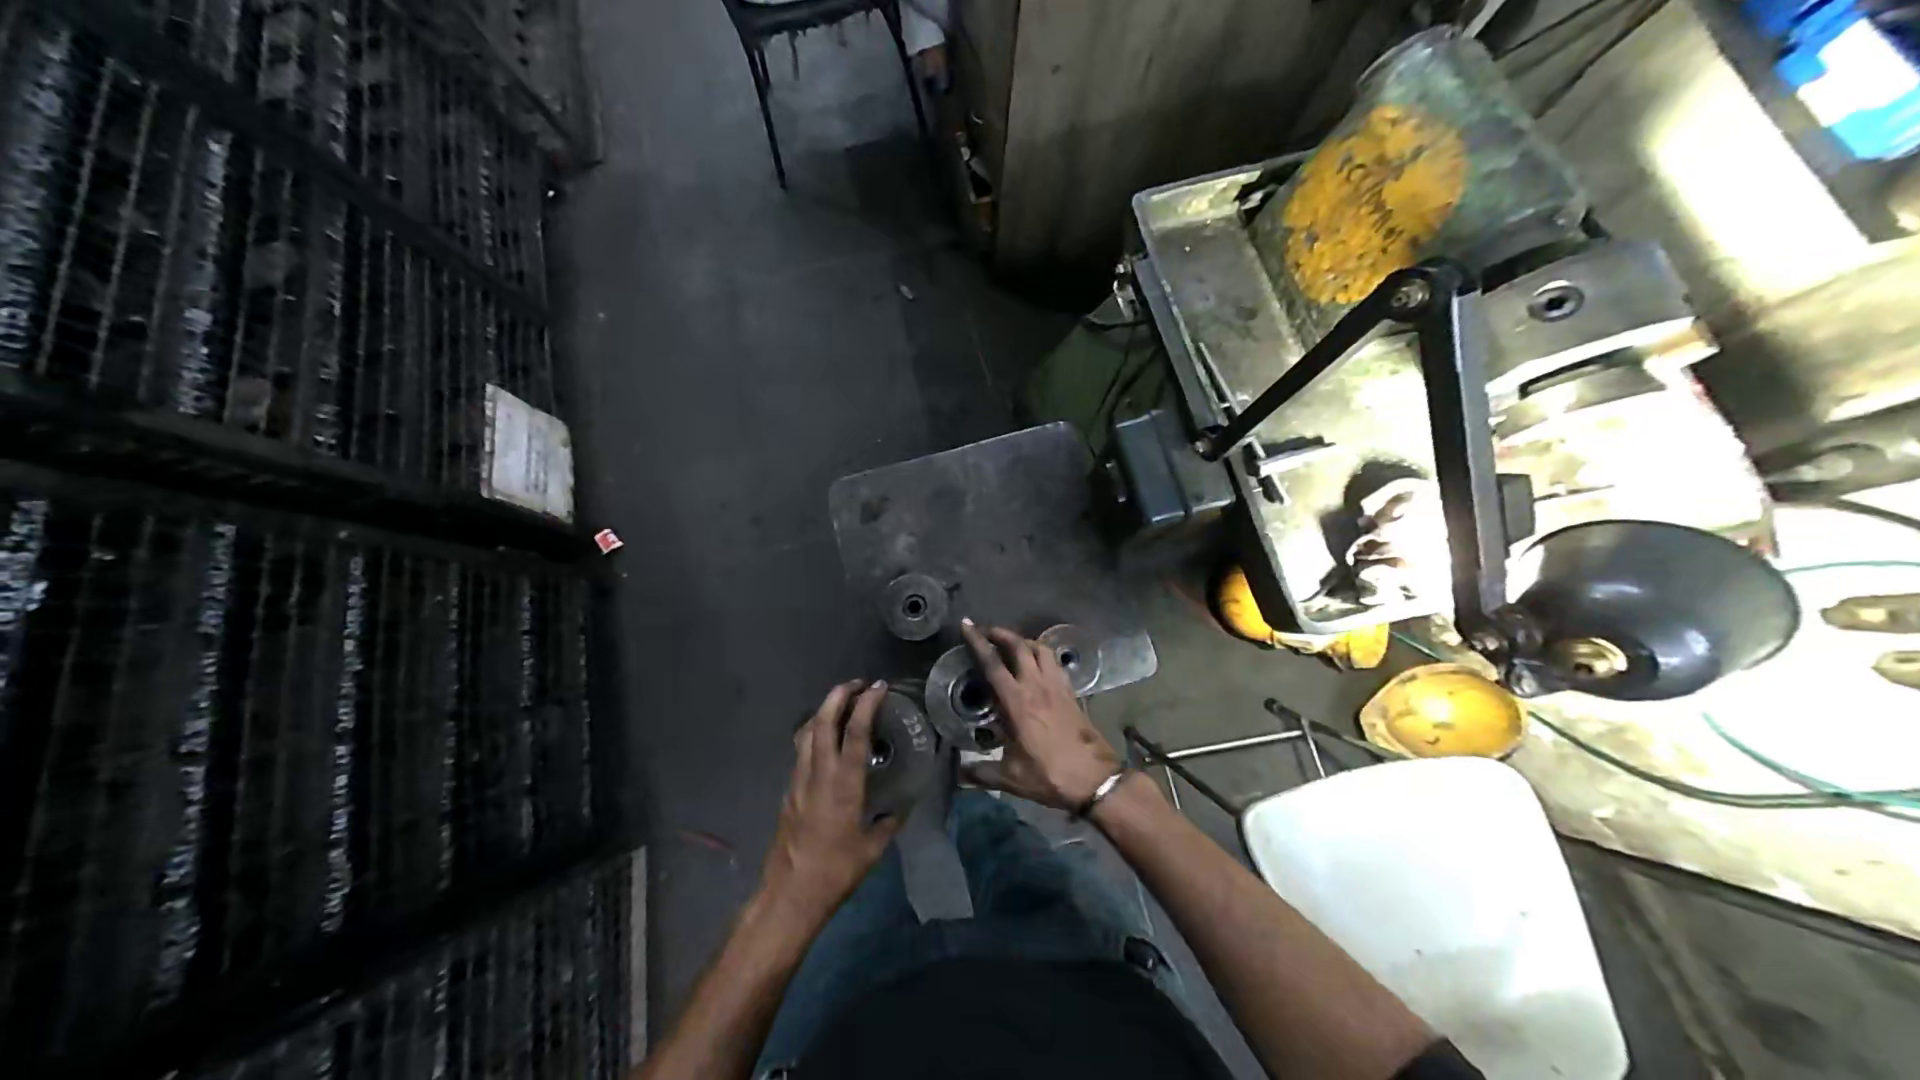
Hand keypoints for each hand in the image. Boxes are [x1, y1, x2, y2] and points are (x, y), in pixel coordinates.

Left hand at [759, 680, 903, 922]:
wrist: (791, 892)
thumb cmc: (837, 870)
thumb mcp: (873, 847)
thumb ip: (889, 820)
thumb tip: (902, 805)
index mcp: (844, 784)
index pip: (854, 732)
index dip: (867, 704)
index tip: (879, 687)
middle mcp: (818, 774)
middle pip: (823, 721)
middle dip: (839, 695)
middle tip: (858, 683)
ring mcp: (799, 780)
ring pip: (807, 732)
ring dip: (824, 710)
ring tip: (841, 701)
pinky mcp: (789, 790)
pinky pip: (801, 750)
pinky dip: (814, 732)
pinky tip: (825, 738)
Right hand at [959, 619, 1122, 809]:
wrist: (1095, 779)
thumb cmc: (1050, 775)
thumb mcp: (1011, 778)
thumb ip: (981, 774)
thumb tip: (958, 774)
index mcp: (1017, 702)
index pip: (993, 664)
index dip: (978, 642)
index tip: (967, 625)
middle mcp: (1037, 686)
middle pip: (1019, 646)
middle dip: (1001, 633)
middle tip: (986, 632)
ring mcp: (1057, 686)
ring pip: (1041, 649)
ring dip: (1024, 640)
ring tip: (1012, 645)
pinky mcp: (1071, 692)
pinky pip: (1055, 663)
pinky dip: (1043, 655)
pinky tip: (1037, 664)